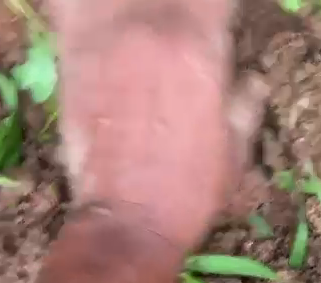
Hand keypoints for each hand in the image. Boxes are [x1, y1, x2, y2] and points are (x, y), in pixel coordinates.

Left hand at [48, 0, 260, 255]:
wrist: (129, 222)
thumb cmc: (189, 195)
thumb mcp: (234, 155)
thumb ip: (244, 107)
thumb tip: (253, 81)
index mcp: (199, 45)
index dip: (222, 8)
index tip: (226, 20)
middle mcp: (151, 24)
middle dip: (184, 8)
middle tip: (186, 33)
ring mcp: (104, 31)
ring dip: (137, 9)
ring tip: (147, 28)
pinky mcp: (70, 48)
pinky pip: (67, 2)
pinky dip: (79, 8)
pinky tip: (96, 20)